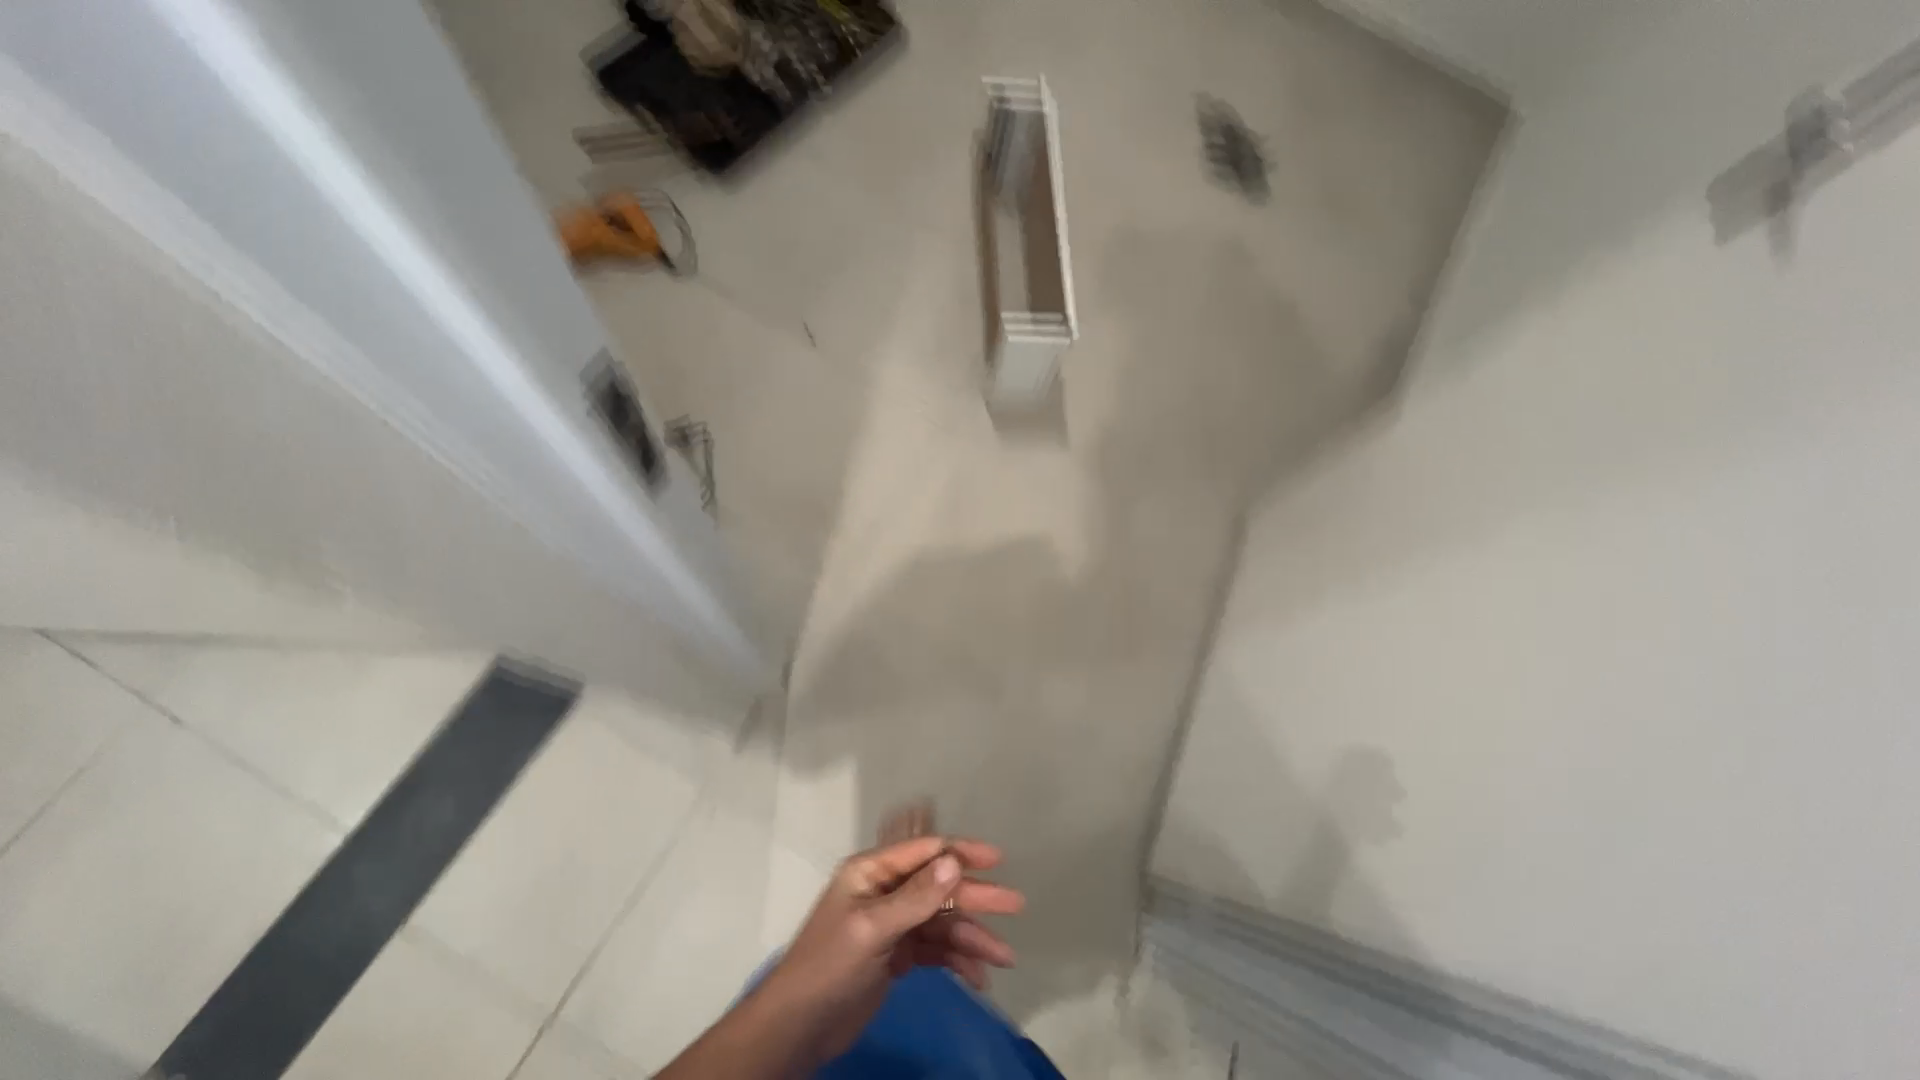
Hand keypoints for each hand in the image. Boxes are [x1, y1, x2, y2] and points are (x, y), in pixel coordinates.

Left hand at [757, 834, 1024, 1063]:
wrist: (799, 1027)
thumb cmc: (829, 966)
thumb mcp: (872, 929)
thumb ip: (916, 897)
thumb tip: (953, 860)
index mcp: (871, 873)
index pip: (924, 852)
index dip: (961, 852)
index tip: (997, 858)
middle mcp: (884, 893)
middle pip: (939, 888)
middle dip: (977, 897)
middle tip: (1016, 905)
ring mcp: (892, 925)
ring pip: (942, 923)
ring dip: (972, 938)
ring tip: (1003, 958)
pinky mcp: (896, 956)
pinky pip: (934, 950)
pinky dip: (956, 961)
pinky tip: (977, 977)